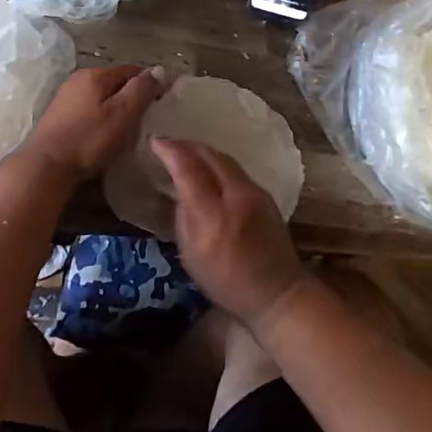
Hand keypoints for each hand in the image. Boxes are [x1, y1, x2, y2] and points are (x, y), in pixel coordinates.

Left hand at [21, 65, 168, 181]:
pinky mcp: (58, 117)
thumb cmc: (89, 139)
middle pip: (116, 82)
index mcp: (95, 75)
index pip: (133, 70)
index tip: (162, 102)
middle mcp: (78, 80)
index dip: (151, 83)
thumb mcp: (123, 113)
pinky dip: (102, 116)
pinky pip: (89, 109)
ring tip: (129, 127)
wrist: (45, 168)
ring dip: (117, 107)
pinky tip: (105, 133)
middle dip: (133, 95)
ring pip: (102, 96)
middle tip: (147, 117)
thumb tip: (160, 70)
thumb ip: (142, 89)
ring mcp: (65, 98)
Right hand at [151, 137, 309, 327]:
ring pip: (225, 159)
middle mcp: (238, 196)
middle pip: (210, 156)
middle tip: (167, 145)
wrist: (277, 291)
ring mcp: (256, 192)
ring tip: (184, 152)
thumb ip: (183, 216)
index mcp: (214, 217)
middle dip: (186, 146)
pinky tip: (207, 168)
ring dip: (202, 152)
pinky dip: (217, 163)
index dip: (171, 151)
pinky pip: (236, 169)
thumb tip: (178, 187)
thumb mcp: (192, 254)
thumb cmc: (226, 282)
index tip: (155, 141)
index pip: (190, 170)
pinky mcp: (265, 193)